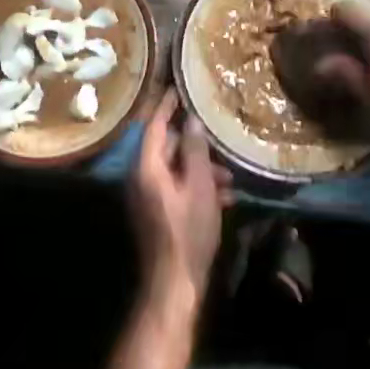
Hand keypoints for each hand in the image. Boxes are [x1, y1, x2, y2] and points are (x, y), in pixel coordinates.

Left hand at [127, 91, 231, 300]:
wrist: (175, 280)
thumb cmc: (189, 231)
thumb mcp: (199, 187)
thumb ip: (194, 151)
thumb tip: (191, 120)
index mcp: (145, 167)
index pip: (154, 126)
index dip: (167, 106)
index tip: (180, 88)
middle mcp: (140, 176)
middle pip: (165, 147)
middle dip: (193, 144)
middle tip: (219, 141)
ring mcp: (146, 194)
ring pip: (174, 168)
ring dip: (200, 169)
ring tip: (229, 178)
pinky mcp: (156, 210)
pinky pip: (175, 187)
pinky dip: (196, 187)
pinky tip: (224, 197)